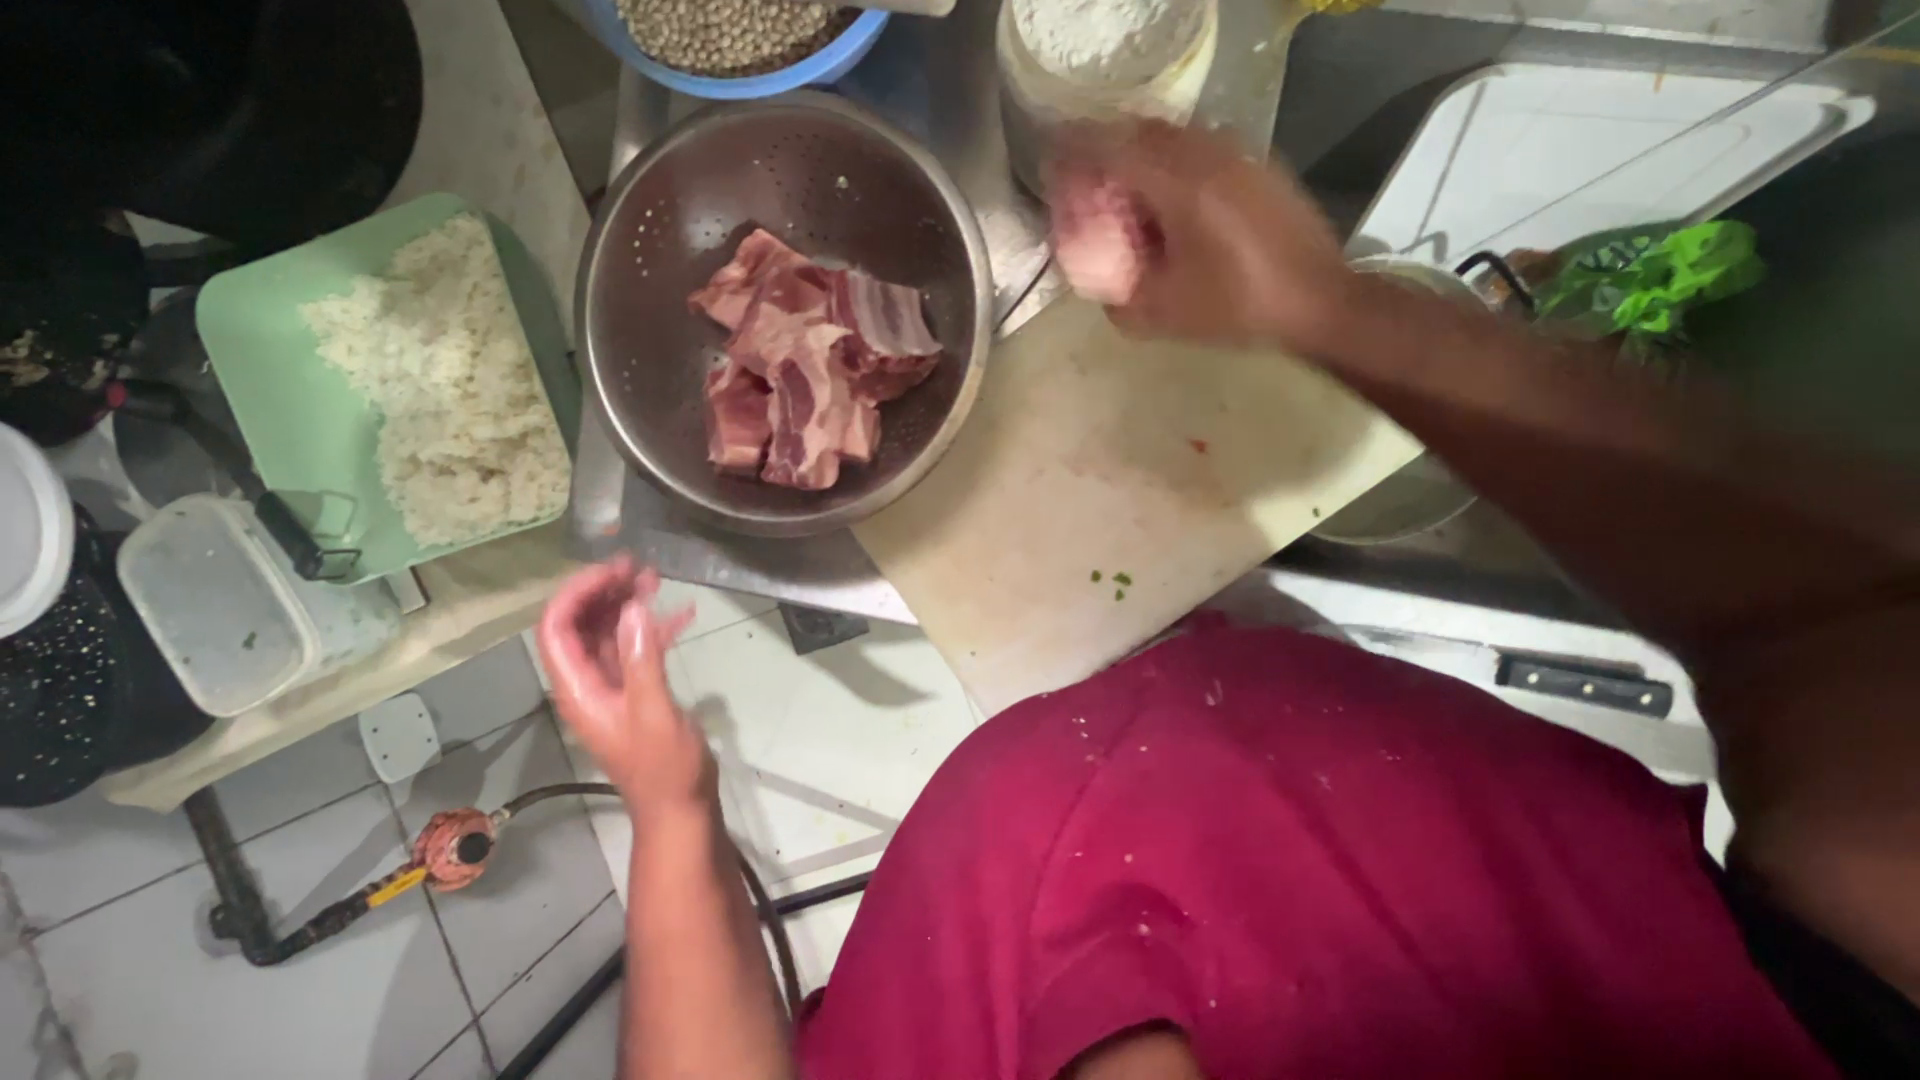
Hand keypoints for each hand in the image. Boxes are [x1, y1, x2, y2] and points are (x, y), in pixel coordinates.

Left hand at [537, 557, 708, 813]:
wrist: (680, 807)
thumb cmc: (664, 767)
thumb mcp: (653, 713)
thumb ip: (641, 659)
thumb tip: (632, 608)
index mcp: (578, 689)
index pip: (556, 629)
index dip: (577, 593)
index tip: (614, 570)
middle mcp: (587, 683)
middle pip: (580, 625)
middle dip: (604, 591)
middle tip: (638, 567)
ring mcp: (612, 687)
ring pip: (609, 632)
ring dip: (628, 604)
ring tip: (656, 578)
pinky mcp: (636, 691)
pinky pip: (637, 649)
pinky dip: (655, 628)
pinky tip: (684, 612)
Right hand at [1050, 120, 1355, 352]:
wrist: (1318, 301)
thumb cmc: (1237, 309)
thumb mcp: (1160, 313)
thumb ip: (1113, 292)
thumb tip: (1092, 276)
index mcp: (1180, 184)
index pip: (1110, 148)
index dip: (1075, 157)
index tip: (1055, 174)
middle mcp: (1208, 154)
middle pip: (1139, 133)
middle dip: (1106, 155)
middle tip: (1090, 189)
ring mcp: (1239, 154)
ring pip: (1172, 139)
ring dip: (1141, 160)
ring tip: (1129, 202)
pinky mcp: (1259, 165)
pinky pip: (1201, 150)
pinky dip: (1173, 167)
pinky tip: (1173, 208)